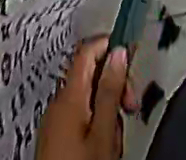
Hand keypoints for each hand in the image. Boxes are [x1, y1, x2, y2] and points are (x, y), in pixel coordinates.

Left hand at [37, 39, 134, 159]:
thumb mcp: (104, 130)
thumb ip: (111, 88)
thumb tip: (119, 53)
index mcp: (69, 97)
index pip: (88, 50)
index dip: (111, 44)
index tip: (131, 51)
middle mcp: (58, 105)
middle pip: (90, 72)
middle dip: (114, 81)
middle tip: (129, 102)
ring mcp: (54, 122)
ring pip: (88, 94)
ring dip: (107, 104)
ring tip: (116, 132)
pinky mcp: (55, 137)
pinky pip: (80, 113)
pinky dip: (97, 119)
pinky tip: (105, 141)